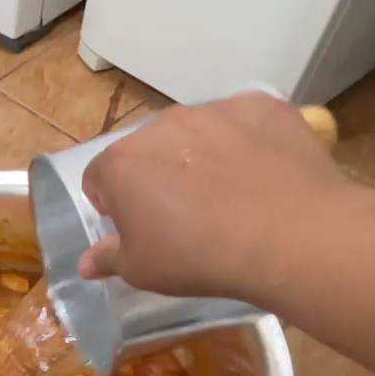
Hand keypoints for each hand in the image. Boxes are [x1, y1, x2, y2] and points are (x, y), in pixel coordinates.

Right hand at [77, 92, 362, 301]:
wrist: (287, 235)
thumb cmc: (195, 256)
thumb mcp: (139, 269)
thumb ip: (108, 258)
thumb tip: (87, 263)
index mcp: (121, 162)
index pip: (97, 178)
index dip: (111, 205)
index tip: (134, 227)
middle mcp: (162, 124)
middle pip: (145, 150)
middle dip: (153, 176)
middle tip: (178, 215)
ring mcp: (215, 109)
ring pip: (193, 133)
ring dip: (195, 157)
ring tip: (223, 195)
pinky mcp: (263, 106)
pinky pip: (241, 123)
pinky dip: (243, 143)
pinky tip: (258, 176)